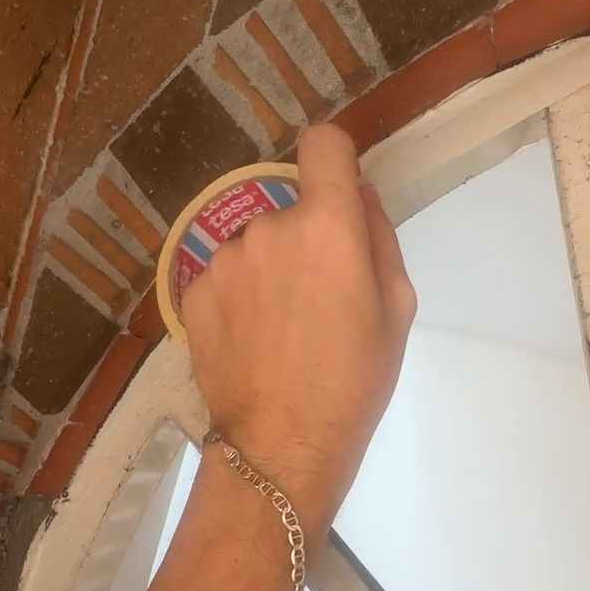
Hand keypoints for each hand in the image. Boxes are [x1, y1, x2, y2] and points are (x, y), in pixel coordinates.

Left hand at [180, 124, 416, 529]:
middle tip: (318, 305)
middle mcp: (267, 228)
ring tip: (280, 333)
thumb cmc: (355, 382)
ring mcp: (223, 261)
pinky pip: (225, 279)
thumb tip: (359, 195)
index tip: (338, 193)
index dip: (334, 162)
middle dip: (305, 242)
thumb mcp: (396, 310)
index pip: (323, 145)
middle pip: (290, 212)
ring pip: (254, 248)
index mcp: (326, 226)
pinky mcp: (193, 295)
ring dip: (268, 273)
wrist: (284, 445)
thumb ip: (379, 238)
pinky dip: (238, 299)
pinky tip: (251, 344)